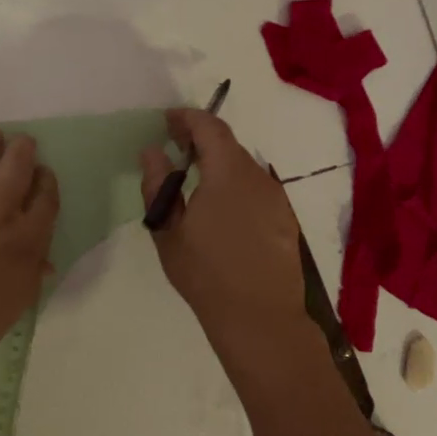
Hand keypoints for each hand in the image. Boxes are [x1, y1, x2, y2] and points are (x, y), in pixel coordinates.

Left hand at [0, 127, 58, 386]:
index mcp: (28, 239)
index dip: (46, 182)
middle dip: (22, 149)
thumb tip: (42, 260)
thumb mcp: (16, 301)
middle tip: (22, 141)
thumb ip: (30, 273)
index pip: (46, 199)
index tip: (44, 173)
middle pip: (17, 166)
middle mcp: (0, 210)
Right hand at [140, 109, 304, 350]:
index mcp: (227, 175)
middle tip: (175, 147)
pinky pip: (255, 189)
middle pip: (229, 145)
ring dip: (218, 163)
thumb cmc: (205, 272)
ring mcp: (276, 200)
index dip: (188, 118)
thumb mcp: (167, 229)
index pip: (210, 128)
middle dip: (201, 139)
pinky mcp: (284, 220)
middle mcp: (258, 179)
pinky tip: (218, 209)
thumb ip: (158, 186)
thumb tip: (152, 153)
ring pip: (244, 168)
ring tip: (193, 179)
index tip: (167, 120)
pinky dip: (234, 184)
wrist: (259, 317)